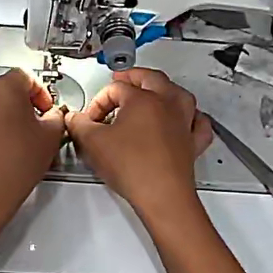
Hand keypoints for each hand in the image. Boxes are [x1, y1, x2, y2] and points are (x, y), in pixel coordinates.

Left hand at [0, 70, 66, 237]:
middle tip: (27, 120)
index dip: (39, 93)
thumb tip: (53, 115)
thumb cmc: (14, 167)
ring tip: (2, 128)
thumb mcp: (51, 138)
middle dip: (16, 101)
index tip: (44, 106)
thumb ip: (56, 117)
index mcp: (7, 88)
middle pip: (1, 86)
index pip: (26, 77)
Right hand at [66, 68, 213, 218]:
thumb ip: (79, 125)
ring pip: (179, 94)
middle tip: (122, 80)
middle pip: (151, 79)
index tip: (91, 118)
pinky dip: (193, 117)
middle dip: (134, 77)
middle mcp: (167, 105)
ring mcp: (183, 123)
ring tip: (153, 91)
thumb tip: (75, 120)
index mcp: (143, 99)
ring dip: (165, 90)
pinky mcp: (192, 143)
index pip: (115, 89)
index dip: (99, 101)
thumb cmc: (135, 168)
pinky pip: (198, 122)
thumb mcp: (92, 143)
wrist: (161, 195)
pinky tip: (187, 118)